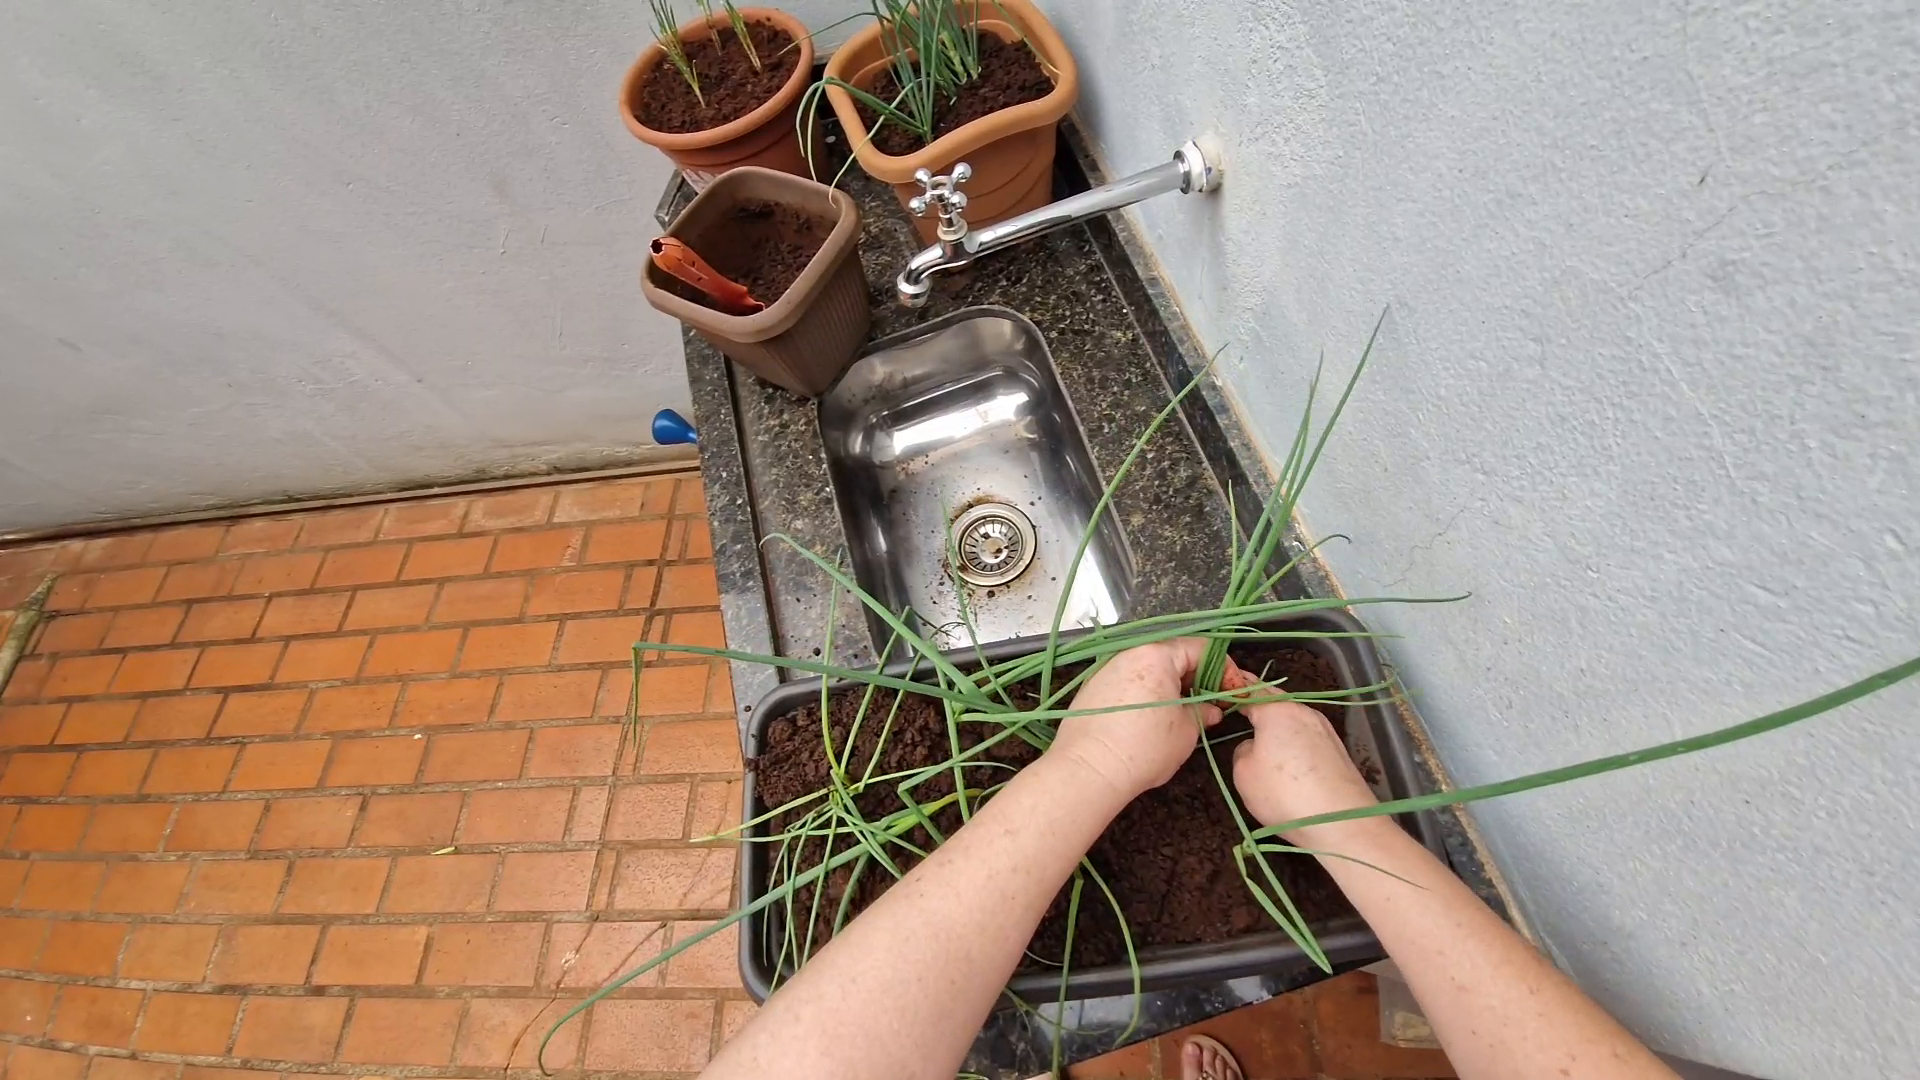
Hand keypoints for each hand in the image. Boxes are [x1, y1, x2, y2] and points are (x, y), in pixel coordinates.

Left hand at [1047, 638, 1221, 798]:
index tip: (1232, 691)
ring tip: (1184, 712)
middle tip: (1211, 702)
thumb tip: (1210, 709)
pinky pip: (1129, 681)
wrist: (1089, 768)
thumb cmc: (1144, 747)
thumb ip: (1202, 713)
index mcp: (1156, 655)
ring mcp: (1107, 669)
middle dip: (1196, 677)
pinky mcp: (1093, 687)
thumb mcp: (1186, 731)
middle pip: (1172, 655)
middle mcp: (1129, 654)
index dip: (1223, 668)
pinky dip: (1146, 692)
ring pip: (1149, 669)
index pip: (1199, 647)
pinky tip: (1153, 717)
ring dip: (1171, 685)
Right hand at [1230, 690, 1378, 837]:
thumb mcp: (1243, 773)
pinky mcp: (1338, 752)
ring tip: (1258, 731)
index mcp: (1278, 710)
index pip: (1250, 690)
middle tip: (1236, 704)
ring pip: (1291, 719)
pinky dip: (1291, 739)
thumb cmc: (1285, 794)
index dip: (1233, 687)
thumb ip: (1243, 750)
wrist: (1344, 824)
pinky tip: (1284, 754)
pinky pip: (1305, 737)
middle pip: (1274, 700)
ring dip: (1275, 722)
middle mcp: (1305, 713)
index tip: (1219, 687)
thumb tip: (1256, 747)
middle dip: (1256, 701)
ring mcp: (1325, 732)